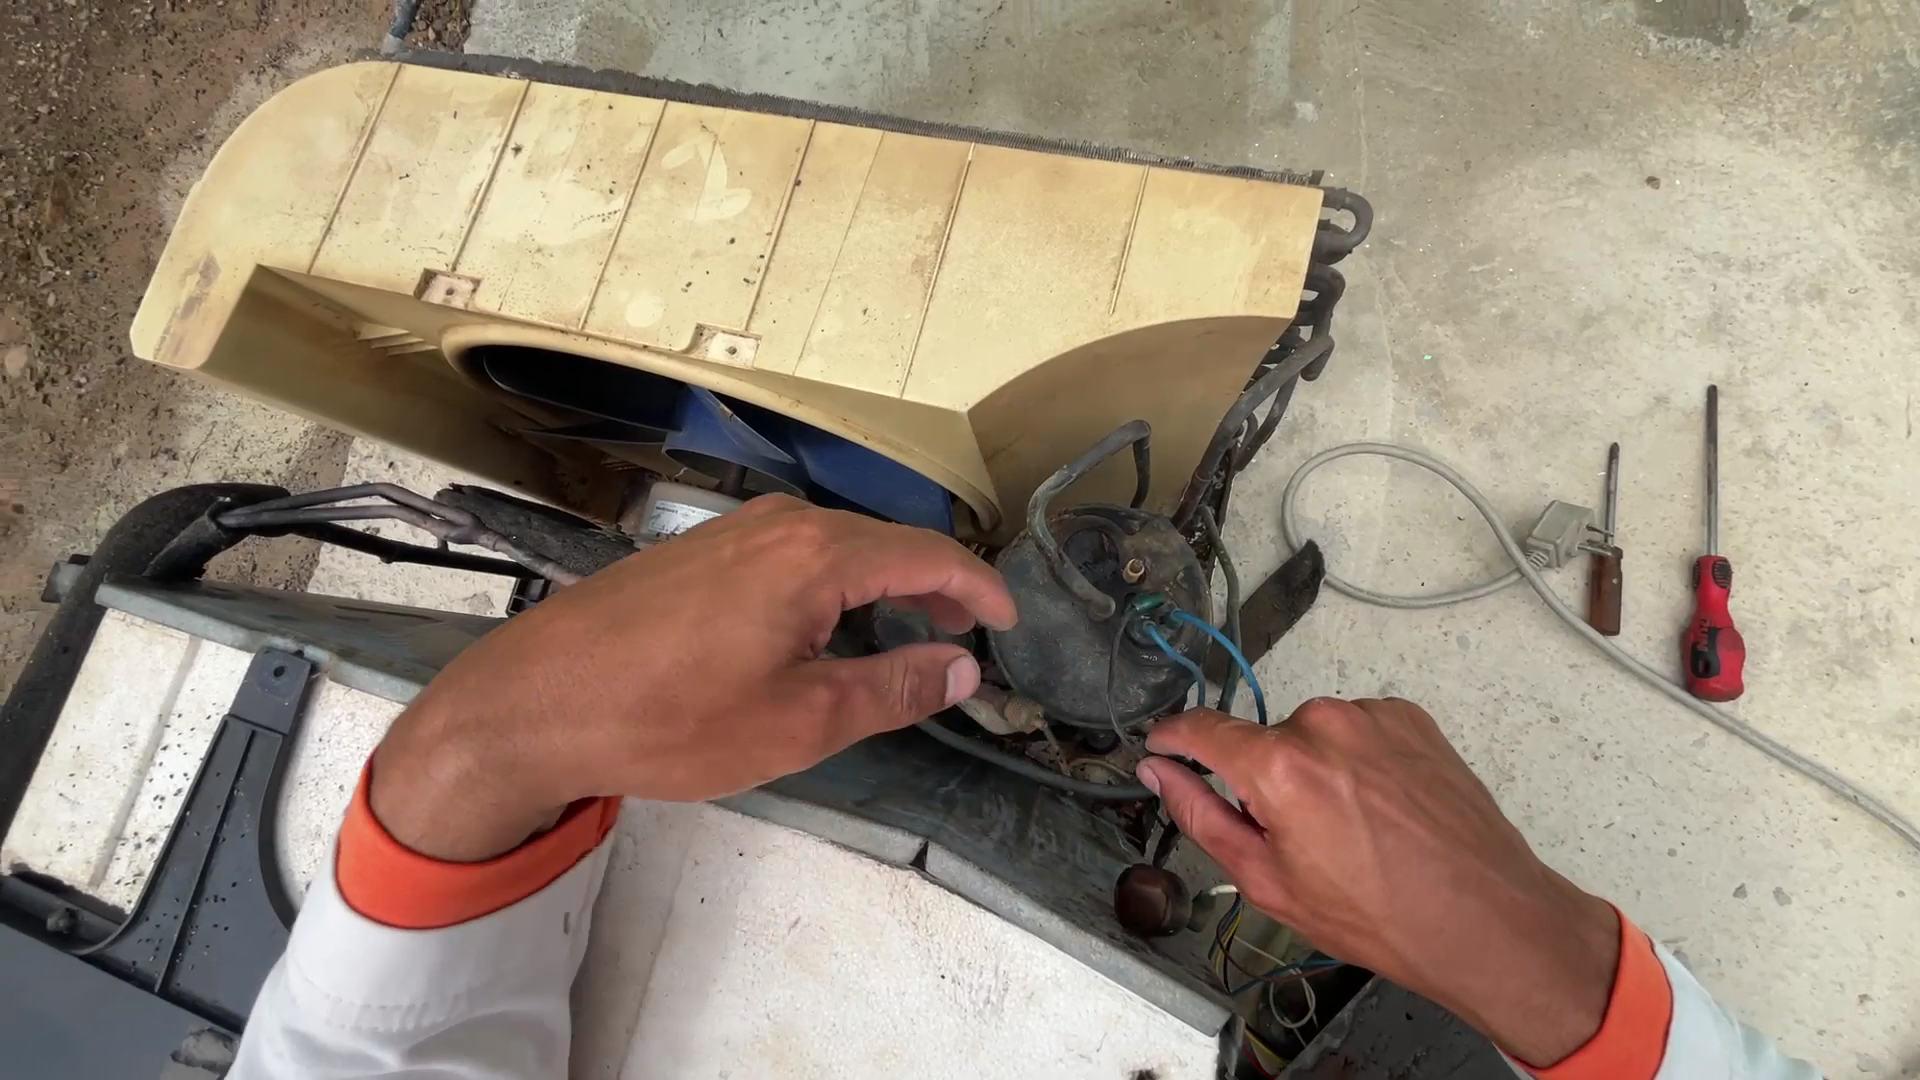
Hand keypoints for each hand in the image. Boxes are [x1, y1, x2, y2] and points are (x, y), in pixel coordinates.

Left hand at [371, 495, 1015, 862]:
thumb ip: (894, 689)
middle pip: (887, 542)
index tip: (1008, 621)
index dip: (979, 587)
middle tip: (966, 634)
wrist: (530, 704)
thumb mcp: (799, 721)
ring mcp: (739, 528)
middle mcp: (784, 522)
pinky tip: (832, 623)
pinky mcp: (706, 547)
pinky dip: (839, 583)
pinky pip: (799, 553)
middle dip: (936, 586)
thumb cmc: (671, 719)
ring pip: (843, 546)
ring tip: (911, 628)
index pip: (928, 555)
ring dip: (886, 583)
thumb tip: (962, 668)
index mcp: (816, 555)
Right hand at [1136, 699, 1617, 1067]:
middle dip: (1262, 776)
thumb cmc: (1373, 915)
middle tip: (1296, 829)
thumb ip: (1198, 813)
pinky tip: (1381, 802)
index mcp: (1277, 764)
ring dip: (1311, 765)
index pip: (1199, 727)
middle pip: (1260, 739)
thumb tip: (1158, 769)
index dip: (1172, 737)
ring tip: (1351, 821)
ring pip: (1307, 733)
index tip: (1162, 747)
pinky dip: (1352, 756)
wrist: (1493, 924)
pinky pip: (1353, 727)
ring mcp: (1369, 713)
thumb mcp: (1266, 879)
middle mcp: (1320, 721)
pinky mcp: (1407, 715)